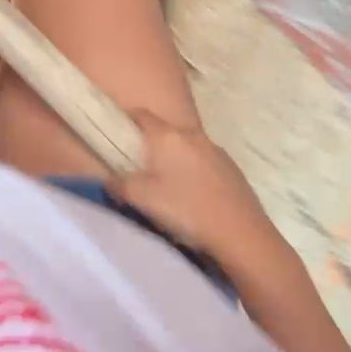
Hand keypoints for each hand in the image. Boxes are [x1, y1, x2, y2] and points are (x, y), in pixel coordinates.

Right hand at [108, 111, 279, 258]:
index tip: (118, 133)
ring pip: (187, 146)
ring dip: (176, 157)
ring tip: (171, 183)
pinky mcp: (234, 170)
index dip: (127, 119)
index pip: (141, 114)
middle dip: (152, 143)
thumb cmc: (186, 210)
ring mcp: (217, 152)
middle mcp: (192, 135)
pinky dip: (197, 171)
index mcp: (167, 136)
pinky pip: (207, 162)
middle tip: (141, 164)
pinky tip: (197, 196)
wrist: (243, 237)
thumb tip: (106, 179)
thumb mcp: (141, 199)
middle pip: (165, 130)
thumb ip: (117, 184)